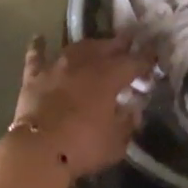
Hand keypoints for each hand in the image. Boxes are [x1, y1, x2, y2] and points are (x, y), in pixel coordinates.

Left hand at [10, 35, 151, 178]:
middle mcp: (84, 63)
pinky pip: (37, 56)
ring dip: (89, 46)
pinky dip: (39, 46)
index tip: (153, 55)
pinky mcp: (34, 76)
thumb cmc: (84, 146)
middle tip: (129, 41)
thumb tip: (134, 109)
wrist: (40, 149)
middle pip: (106, 46)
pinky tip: (39, 37)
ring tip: (98, 45)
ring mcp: (57, 66)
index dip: (145, 58)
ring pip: (77, 47)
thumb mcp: (117, 142)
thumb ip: (128, 122)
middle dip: (120, 44)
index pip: (133, 62)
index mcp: (108, 76)